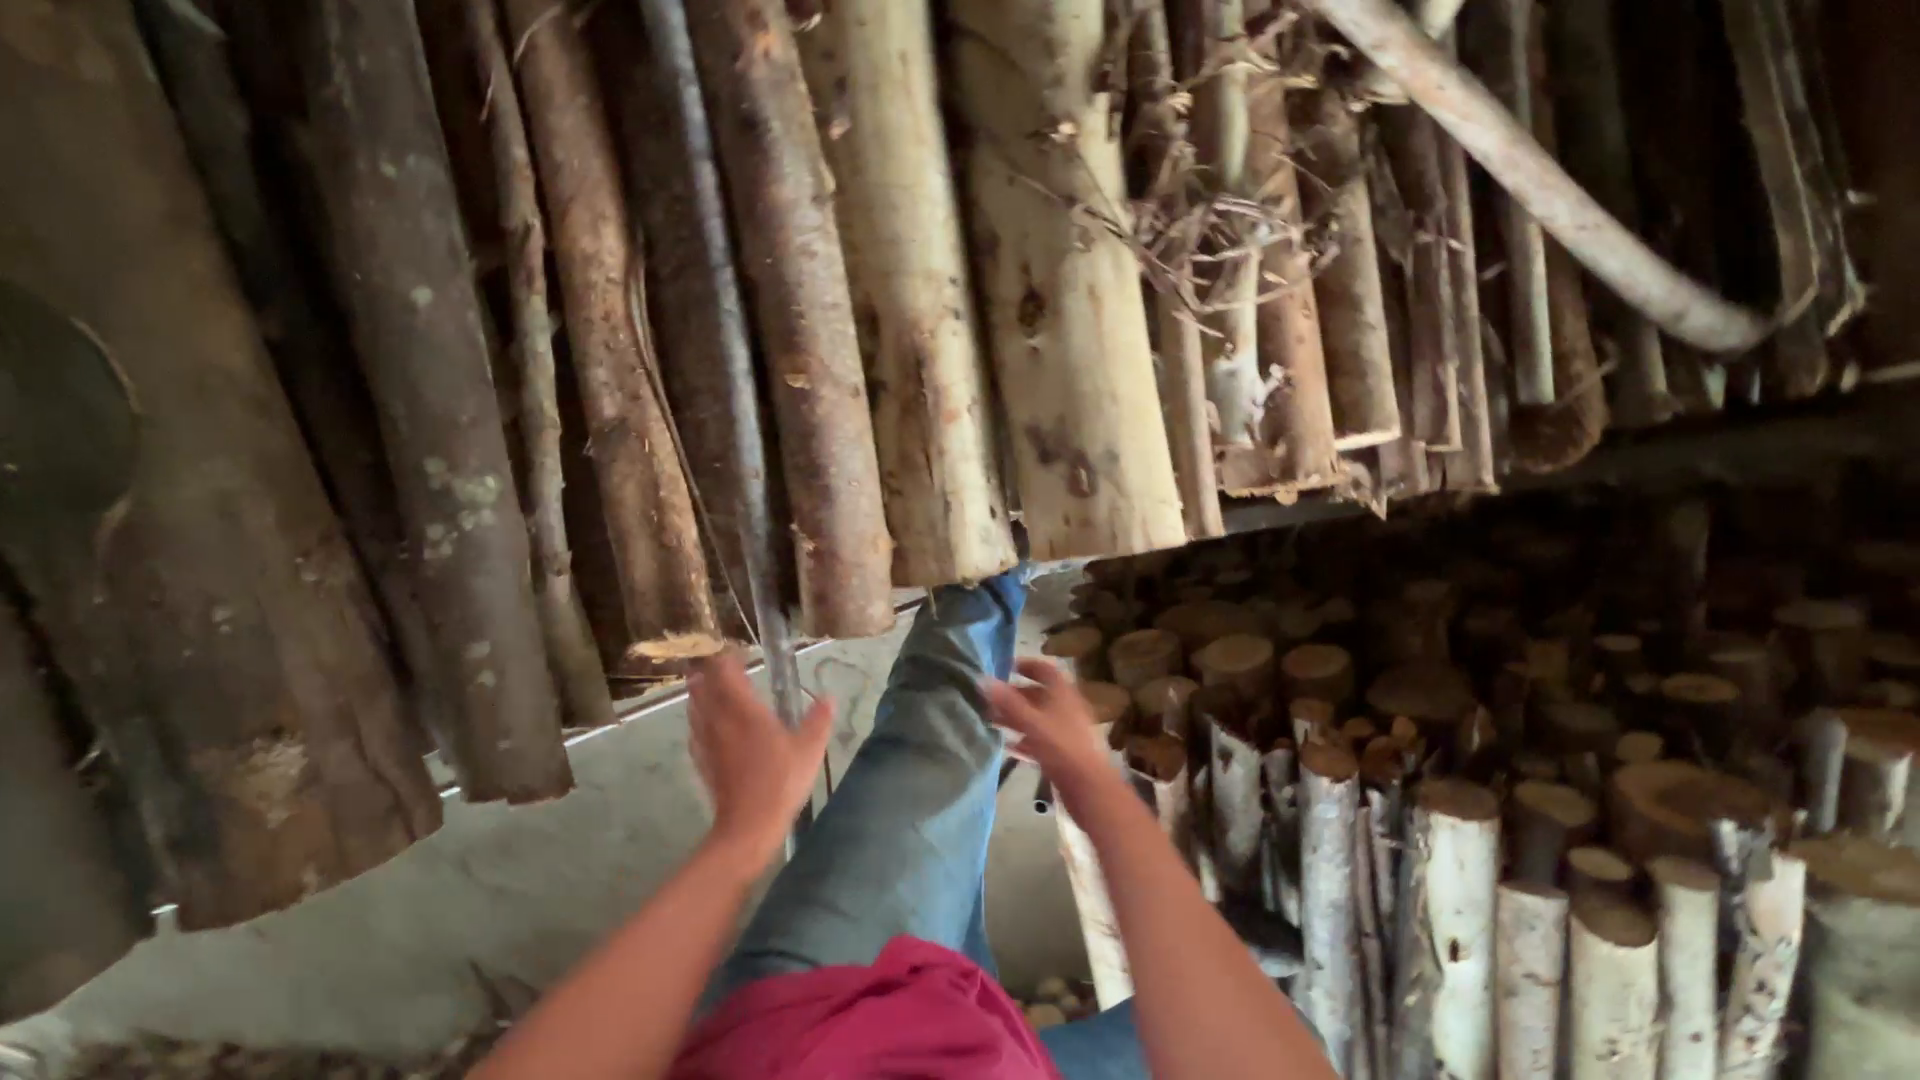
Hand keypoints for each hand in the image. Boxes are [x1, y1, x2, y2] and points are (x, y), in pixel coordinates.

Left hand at [687, 651, 833, 863]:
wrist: (748, 825)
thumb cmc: (781, 782)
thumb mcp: (810, 749)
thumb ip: (818, 720)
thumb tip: (828, 697)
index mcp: (745, 710)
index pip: (726, 672)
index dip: (727, 658)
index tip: (737, 652)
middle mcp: (720, 720)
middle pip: (704, 686)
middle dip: (709, 671)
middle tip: (720, 665)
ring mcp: (707, 741)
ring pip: (695, 707)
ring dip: (699, 693)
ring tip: (706, 686)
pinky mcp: (701, 761)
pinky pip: (695, 731)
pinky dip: (698, 720)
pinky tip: (706, 726)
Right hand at [982, 658, 1125, 808]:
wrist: (1088, 788)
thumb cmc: (1061, 748)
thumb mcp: (1031, 722)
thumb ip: (1007, 702)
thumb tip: (981, 678)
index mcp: (1063, 694)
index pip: (1045, 670)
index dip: (1027, 665)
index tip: (1005, 668)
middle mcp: (1065, 709)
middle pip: (1039, 695)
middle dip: (1014, 696)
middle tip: (990, 699)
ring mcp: (1065, 732)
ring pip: (1037, 719)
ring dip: (1016, 718)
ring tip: (991, 721)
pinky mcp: (1062, 753)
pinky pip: (1039, 740)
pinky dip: (1023, 739)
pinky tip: (1007, 746)